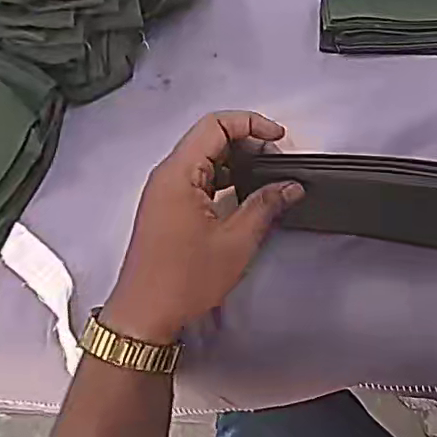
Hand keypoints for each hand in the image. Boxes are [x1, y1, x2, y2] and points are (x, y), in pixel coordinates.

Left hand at [101, 112, 303, 344]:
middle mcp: (167, 176)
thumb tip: (290, 186)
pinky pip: (199, 178)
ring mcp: (165, 192)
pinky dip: (225, 178)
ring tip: (267, 177)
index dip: (251, 124)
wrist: (146, 313)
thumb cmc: (182, 280)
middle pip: (210, 137)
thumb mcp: (236, 241)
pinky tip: (246, 195)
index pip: (215, 125)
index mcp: (179, 175)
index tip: (278, 137)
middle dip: (247, 141)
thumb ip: (266, 206)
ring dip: (237, 161)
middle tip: (277, 160)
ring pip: (205, 158)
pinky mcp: (168, 207)